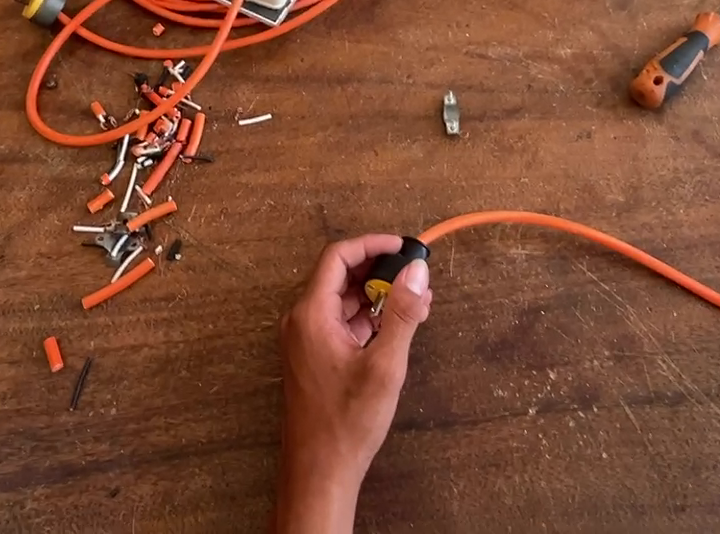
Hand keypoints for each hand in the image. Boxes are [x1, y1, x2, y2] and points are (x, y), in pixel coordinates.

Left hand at [274, 234, 432, 533]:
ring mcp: (305, 338)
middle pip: (339, 275)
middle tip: (414, 276)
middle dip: (378, 270)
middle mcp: (302, 319)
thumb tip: (417, 271)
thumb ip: (401, 313)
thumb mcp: (384, 365)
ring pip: (342, 298)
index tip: (402, 247)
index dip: (371, 244)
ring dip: (376, 295)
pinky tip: (395, 326)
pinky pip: (340, 320)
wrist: (319, 474)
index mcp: (311, 314)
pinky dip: (367, 317)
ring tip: (415, 302)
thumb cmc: (347, 423)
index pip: (337, 256)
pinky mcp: (313, 354)